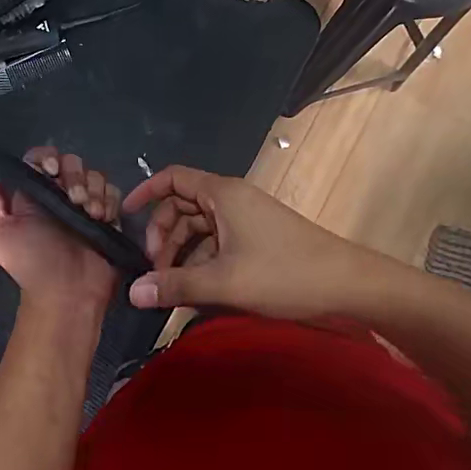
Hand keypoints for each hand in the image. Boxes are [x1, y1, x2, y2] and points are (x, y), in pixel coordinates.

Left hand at [0, 147, 118, 316]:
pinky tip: (102, 219)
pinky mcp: (108, 215)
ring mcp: (85, 204)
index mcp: (32, 193)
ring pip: (95, 175)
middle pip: (72, 162)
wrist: (66, 293)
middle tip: (74, 200)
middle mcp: (59, 194)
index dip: (48, 158)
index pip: (41, 158)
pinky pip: (113, 193)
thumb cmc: (30, 263)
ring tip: (90, 214)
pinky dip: (109, 202)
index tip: (51, 172)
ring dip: (94, 191)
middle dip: (75, 177)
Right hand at [122, 165, 396, 319]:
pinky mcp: (257, 239)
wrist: (346, 284)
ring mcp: (246, 219)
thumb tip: (131, 291)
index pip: (173, 178)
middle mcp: (231, 199)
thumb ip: (176, 285)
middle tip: (154, 271)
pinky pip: (218, 243)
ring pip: (200, 228)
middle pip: (182, 206)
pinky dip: (203, 262)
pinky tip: (199, 292)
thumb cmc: (284, 273)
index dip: (146, 192)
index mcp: (222, 193)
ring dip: (183, 254)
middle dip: (163, 235)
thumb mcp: (225, 282)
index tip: (124, 216)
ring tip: (173, 288)